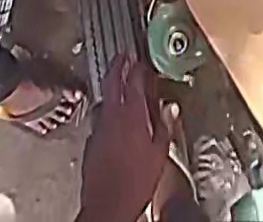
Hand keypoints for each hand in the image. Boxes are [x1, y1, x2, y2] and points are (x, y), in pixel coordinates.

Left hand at [77, 55, 171, 221]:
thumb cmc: (136, 181)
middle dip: (119, 64)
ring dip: (112, 87)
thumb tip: (171, 109)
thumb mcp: (159, 153)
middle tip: (125, 56)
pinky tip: (114, 120)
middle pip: (113, 80)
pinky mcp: (91, 141)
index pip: (135, 79)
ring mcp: (99, 126)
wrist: (108, 206)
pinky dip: (108, 111)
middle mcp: (112, 115)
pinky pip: (100, 118)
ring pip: (105, 98)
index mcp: (132, 113)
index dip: (140, 67)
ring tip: (120, 84)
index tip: (143, 62)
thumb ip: (164, 126)